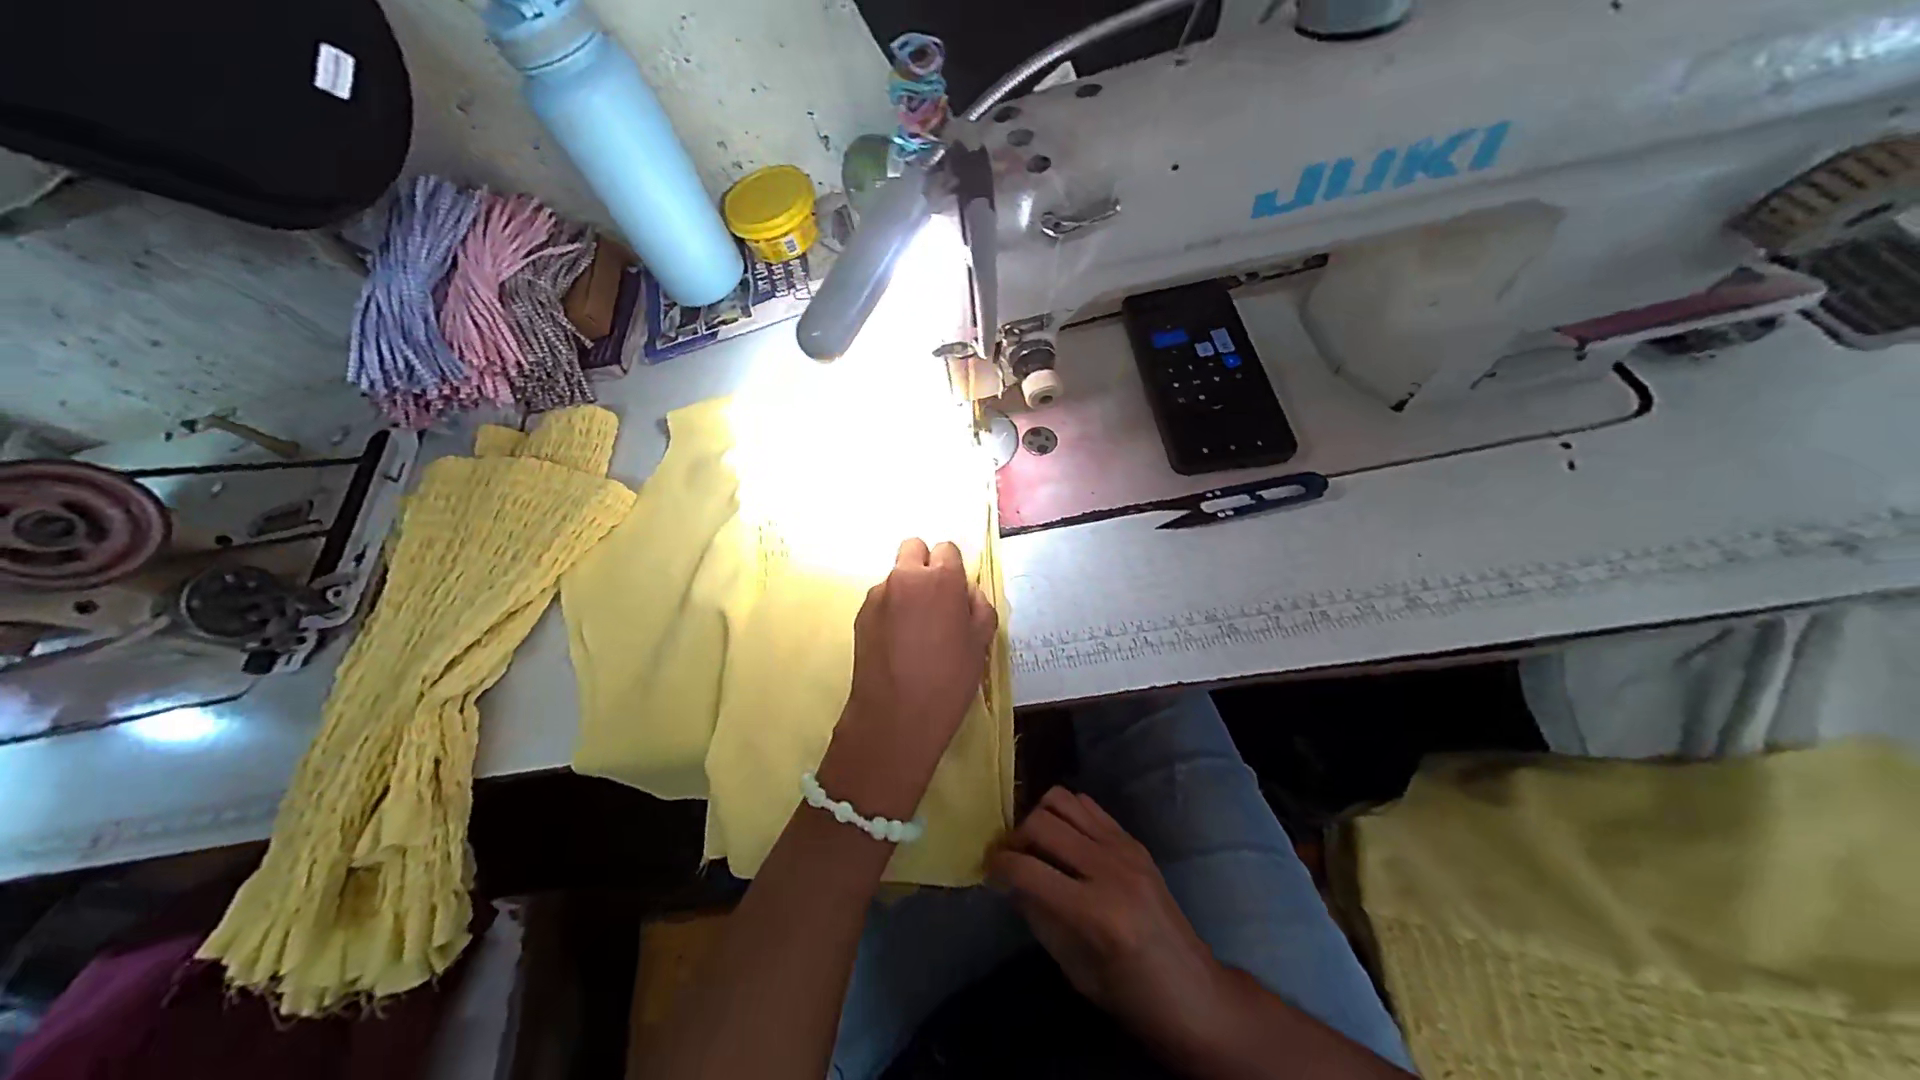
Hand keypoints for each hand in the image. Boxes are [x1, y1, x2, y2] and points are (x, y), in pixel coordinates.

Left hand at [817, 538, 997, 820]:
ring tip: (915, 631)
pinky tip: (897, 643)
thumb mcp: (980, 642)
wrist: (896, 715)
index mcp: (940, 578)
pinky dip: (890, 610)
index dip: (953, 570)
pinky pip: (881, 600)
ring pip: (896, 577)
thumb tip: (964, 593)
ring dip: (906, 590)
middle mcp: (905, 577)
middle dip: (925, 565)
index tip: (956, 594)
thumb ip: (978, 606)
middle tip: (934, 600)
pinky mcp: (860, 615)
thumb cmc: (949, 679)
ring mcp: (878, 595)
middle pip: (913, 548)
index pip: (947, 549)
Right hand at [988, 788, 1232, 1054]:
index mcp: (1096, 913)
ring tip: (1035, 844)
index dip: (998, 867)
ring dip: (1038, 818)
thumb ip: (1038, 917)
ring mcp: (1126, 848)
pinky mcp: (1134, 841)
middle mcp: (1111, 868)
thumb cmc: (1132, 996)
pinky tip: (1063, 840)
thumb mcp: (1074, 969)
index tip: (988, 873)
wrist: (1195, 993)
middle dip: (1014, 839)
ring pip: (1063, 800)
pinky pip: (1088, 806)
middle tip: (1008, 859)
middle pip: (1041, 824)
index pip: (1028, 870)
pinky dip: (1066, 814)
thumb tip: (1008, 881)